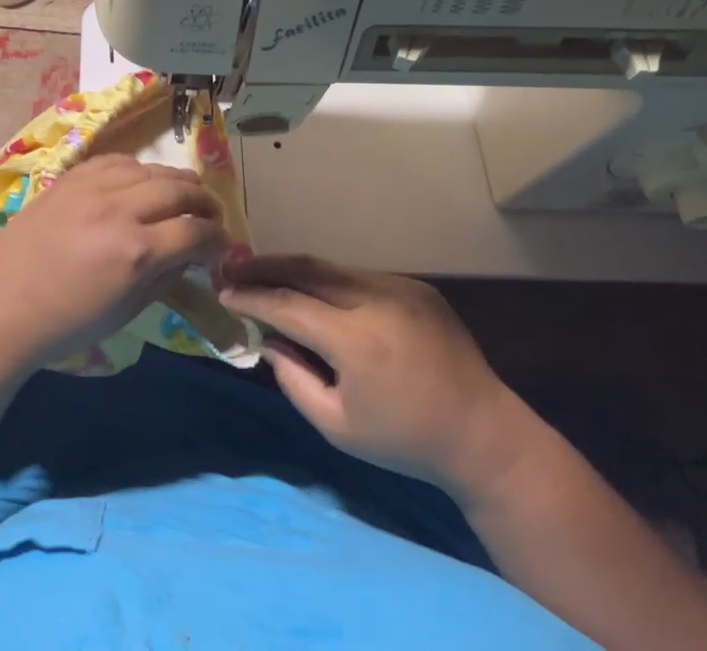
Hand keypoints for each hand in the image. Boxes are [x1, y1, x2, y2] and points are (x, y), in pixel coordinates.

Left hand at [0, 155, 227, 370]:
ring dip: (175, 181)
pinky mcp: (67, 180)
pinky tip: (141, 184)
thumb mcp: (126, 311)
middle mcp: (117, 210)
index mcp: (135, 251)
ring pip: (149, 169)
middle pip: (179, 189)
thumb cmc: (65, 325)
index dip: (217, 240)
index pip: (195, 231)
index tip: (221, 249)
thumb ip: (165, 277)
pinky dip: (137, 170)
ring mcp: (89, 189)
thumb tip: (191, 256)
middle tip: (211, 218)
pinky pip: (114, 161)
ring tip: (183, 196)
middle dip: (205, 203)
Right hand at [220, 254, 531, 499]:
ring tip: (264, 275)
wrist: (483, 434)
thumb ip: (293, 379)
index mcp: (357, 341)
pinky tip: (312, 292)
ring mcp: (402, 288)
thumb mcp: (336, 424)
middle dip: (265, 265)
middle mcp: (378, 301)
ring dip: (295, 270)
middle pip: (308, 269)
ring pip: (334, 268)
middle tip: (232, 266)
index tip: (223, 293)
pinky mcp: (418, 288)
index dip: (251, 298)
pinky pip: (360, 277)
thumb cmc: (404, 440)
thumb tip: (269, 339)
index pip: (288, 305)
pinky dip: (328, 280)